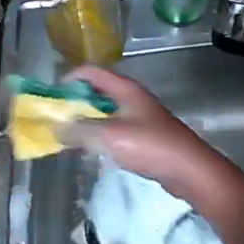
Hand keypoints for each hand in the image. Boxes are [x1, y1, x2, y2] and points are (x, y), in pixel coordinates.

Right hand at [63, 66, 243, 212]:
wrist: (191, 171)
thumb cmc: (150, 146)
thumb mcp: (109, 136)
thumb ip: (79, 130)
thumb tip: (54, 128)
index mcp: (125, 89)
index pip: (91, 71)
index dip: (69, 79)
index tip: (52, 96)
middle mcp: (132, 97)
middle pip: (96, 90)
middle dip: (74, 101)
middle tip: (56, 116)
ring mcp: (139, 116)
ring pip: (105, 110)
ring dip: (86, 119)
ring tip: (69, 133)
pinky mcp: (144, 134)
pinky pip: (114, 126)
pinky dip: (99, 132)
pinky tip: (92, 147)